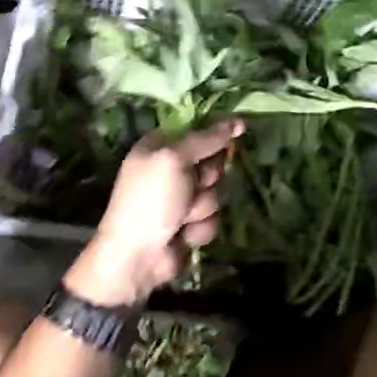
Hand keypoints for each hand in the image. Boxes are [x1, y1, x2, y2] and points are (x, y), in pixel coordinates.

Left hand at [63, 119, 243, 308]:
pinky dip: (200, 227)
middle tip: (191, 185)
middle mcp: (171, 168)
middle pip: (213, 161)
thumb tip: (236, 121)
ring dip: (202, 206)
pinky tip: (183, 235)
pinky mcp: (190, 223)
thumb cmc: (150, 200)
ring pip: (216, 192)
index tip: (238, 130)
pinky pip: (213, 218)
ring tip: (181, 218)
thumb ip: (205, 139)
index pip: (198, 129)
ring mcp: (181, 197)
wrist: (138, 256)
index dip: (217, 132)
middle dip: (208, 177)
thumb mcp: (174, 160)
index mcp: (160, 145)